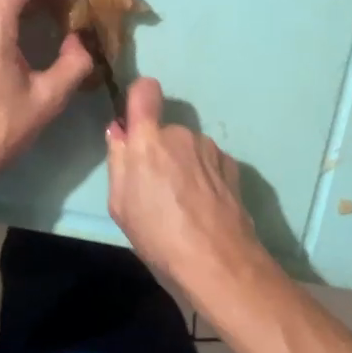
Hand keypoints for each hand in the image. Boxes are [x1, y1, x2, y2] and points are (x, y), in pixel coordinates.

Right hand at [106, 77, 265, 289]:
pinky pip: (209, 163)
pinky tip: (204, 207)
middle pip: (165, 131)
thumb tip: (119, 132)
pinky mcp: (233, 166)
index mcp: (148, 139)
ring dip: (184, 166)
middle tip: (155, 189)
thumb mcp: (120, 204)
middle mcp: (182, 134)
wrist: (216, 262)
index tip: (135, 124)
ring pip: (188, 148)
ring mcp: (211, 149)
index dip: (138, 100)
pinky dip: (205, 178)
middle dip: (159, 151)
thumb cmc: (157, 235)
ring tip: (182, 204)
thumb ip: (118, 161)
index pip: (144, 90)